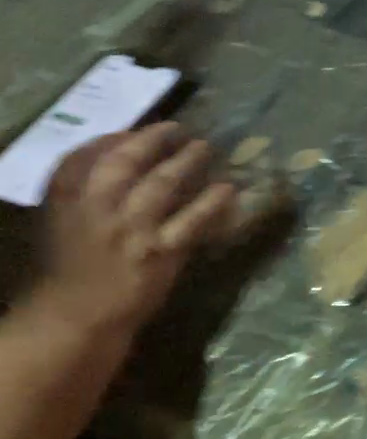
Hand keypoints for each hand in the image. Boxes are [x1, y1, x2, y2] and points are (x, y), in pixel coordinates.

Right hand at [35, 122, 233, 333]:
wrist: (81, 310)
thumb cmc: (75, 266)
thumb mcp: (64, 222)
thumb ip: (85, 193)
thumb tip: (121, 163)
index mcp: (65, 199)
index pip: (84, 156)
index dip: (115, 138)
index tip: (140, 128)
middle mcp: (96, 207)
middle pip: (126, 162)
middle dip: (154, 140)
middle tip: (181, 129)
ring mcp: (131, 228)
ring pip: (163, 184)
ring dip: (188, 162)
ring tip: (206, 149)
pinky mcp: (162, 250)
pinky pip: (194, 219)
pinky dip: (214, 201)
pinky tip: (229, 188)